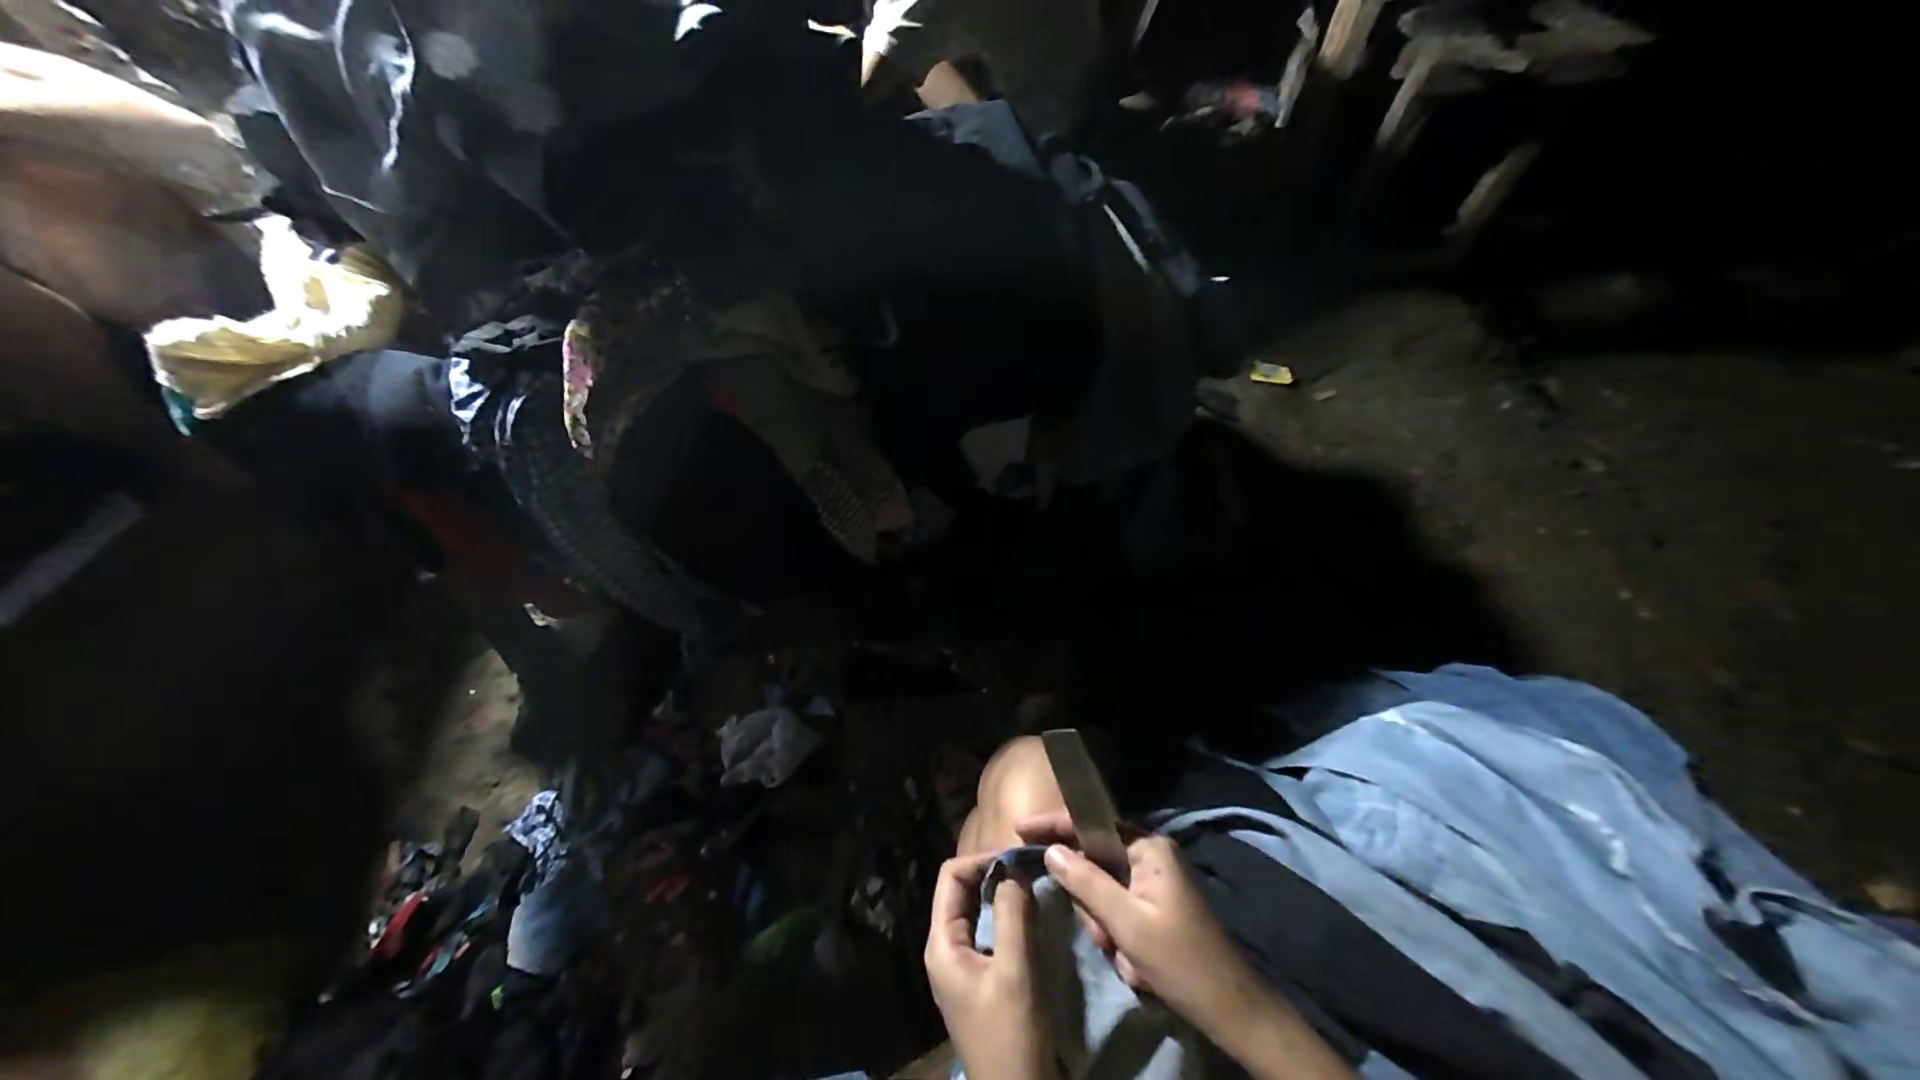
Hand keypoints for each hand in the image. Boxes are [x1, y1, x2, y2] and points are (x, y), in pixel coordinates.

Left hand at [924, 853, 1053, 1079]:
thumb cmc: (1011, 1034)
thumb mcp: (1015, 971)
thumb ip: (1011, 915)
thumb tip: (1013, 870)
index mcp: (942, 943)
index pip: (950, 876)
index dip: (982, 860)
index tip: (1018, 858)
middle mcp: (945, 948)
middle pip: (961, 890)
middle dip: (993, 874)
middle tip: (1029, 868)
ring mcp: (961, 965)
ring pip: (976, 910)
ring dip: (1001, 894)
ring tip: (1033, 885)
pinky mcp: (979, 978)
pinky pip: (987, 932)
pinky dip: (1006, 917)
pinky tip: (1031, 916)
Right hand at [1016, 817, 1257, 1024]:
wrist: (1231, 1010)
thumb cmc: (1181, 960)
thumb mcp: (1127, 923)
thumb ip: (1086, 883)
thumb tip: (1051, 850)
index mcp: (1148, 849)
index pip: (1091, 825)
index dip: (1054, 825)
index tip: (1019, 828)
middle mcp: (1150, 858)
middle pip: (1093, 866)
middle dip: (1093, 908)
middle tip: (1108, 939)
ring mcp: (1153, 884)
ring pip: (1102, 896)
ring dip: (1108, 931)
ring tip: (1130, 959)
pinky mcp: (1154, 909)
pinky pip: (1117, 915)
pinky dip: (1120, 942)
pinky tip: (1138, 967)